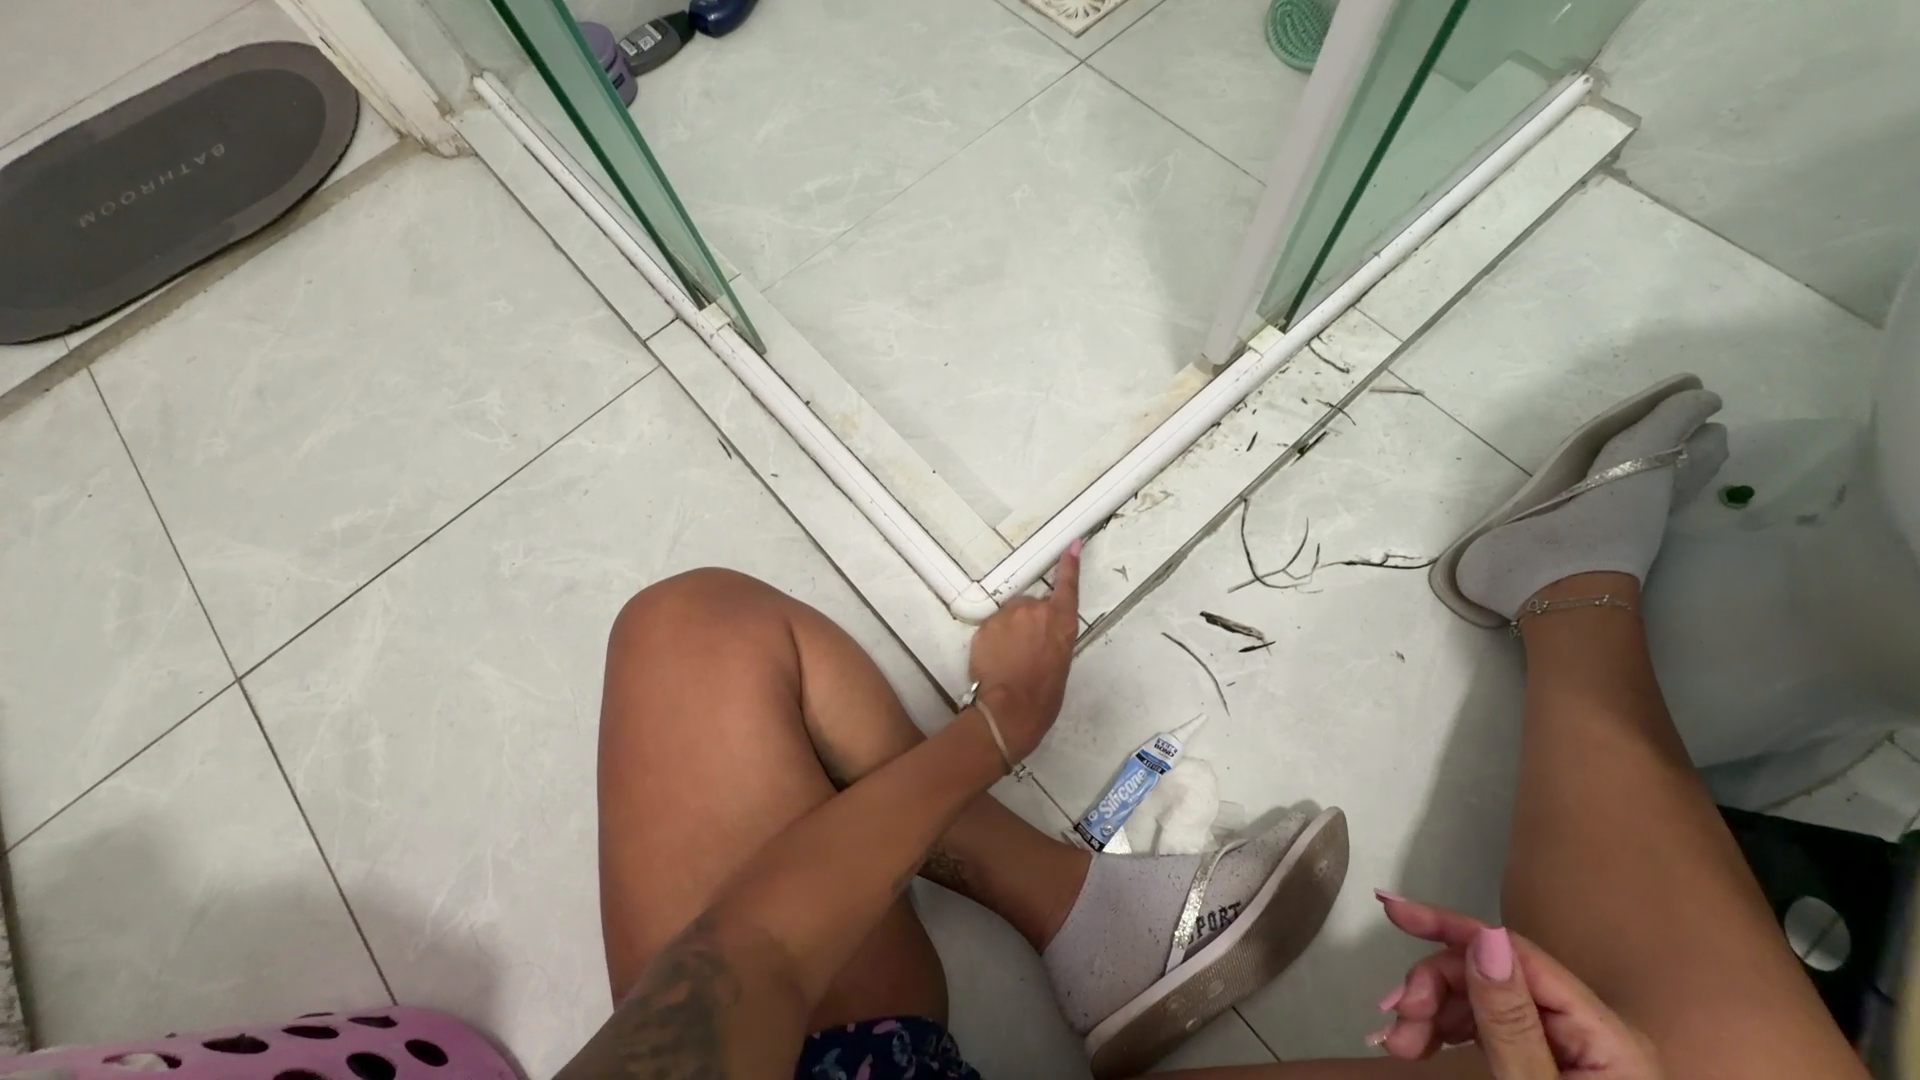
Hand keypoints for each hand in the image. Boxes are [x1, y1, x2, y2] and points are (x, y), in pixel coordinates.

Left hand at [966, 539, 1082, 760]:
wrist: (1009, 710)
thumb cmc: (1043, 698)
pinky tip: (994, 661)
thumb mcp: (1060, 666)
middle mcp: (1037, 611)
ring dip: (1009, 629)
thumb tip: (1040, 638)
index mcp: (1063, 623)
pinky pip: (992, 628)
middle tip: (1026, 651)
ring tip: (1009, 659)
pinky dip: (993, 639)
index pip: (1068, 587)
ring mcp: (1009, 615)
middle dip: (1028, 621)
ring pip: (1009, 616)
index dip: (1070, 566)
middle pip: (1032, 605)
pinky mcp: (986, 624)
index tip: (1071, 545)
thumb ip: (1052, 640)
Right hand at [1372, 894, 1660, 1078]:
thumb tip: (1487, 938)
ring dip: (1429, 1010)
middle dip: (1432, 986)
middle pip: (1490, 972)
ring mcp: (1567, 1045)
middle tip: (1395, 1019)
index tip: (1391, 911)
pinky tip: (1416, 1041)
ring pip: (1479, 994)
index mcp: (1606, 1034)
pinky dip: (1443, 1026)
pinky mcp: (1545, 1059)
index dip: (1451, 925)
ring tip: (1399, 1043)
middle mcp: (1589, 1028)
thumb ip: (1511, 1023)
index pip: (1517, 953)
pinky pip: (1483, 1022)